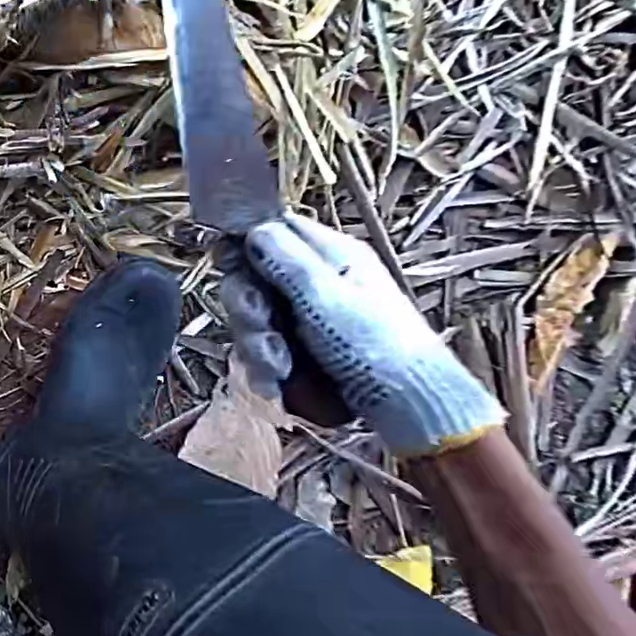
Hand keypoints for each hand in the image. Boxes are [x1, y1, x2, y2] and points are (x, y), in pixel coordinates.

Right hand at [221, 213, 501, 456]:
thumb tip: (253, 229)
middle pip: (250, 277)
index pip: (274, 230)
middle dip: (248, 305)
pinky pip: (258, 348)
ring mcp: (301, 317)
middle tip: (262, 322)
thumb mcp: (327, 296)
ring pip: (250, 317)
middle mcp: (312, 282)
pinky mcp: (294, 349)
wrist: (404, 406)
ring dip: (256, 342)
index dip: (246, 244)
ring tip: (280, 364)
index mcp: (330, 256)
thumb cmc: (377, 346)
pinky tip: (278, 378)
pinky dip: (262, 366)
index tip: (230, 262)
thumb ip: (286, 261)